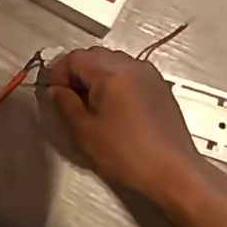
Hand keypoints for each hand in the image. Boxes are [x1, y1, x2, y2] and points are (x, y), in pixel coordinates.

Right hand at [47, 47, 208, 203]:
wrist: (173, 171)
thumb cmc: (125, 153)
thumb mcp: (86, 131)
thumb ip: (67, 104)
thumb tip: (57, 90)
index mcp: (111, 72)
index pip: (75, 57)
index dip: (59, 72)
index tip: (53, 93)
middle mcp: (131, 65)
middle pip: (95, 55)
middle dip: (77, 72)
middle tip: (68, 97)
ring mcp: (149, 74)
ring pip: (113, 62)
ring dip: (96, 75)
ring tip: (90, 103)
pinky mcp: (160, 86)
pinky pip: (130, 73)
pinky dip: (115, 81)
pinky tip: (113, 106)